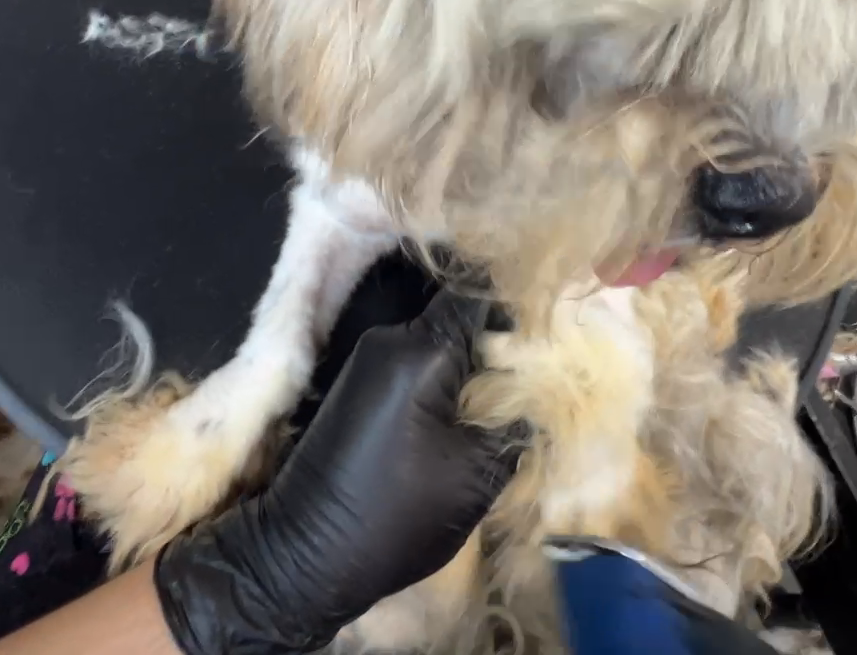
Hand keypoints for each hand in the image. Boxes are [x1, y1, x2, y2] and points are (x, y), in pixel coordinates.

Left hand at [153, 290, 517, 654]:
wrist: (304, 557)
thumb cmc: (395, 517)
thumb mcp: (475, 477)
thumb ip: (515, 423)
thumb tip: (541, 392)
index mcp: (419, 352)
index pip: (479, 299)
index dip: (519, 312)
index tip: (552, 337)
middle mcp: (390, 339)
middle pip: (459, 318)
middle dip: (499, 343)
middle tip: (538, 374)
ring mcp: (369, 358)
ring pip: (438, 340)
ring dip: (471, 364)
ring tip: (508, 397)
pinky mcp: (361, 381)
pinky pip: (416, 361)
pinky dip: (445, 377)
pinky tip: (467, 410)